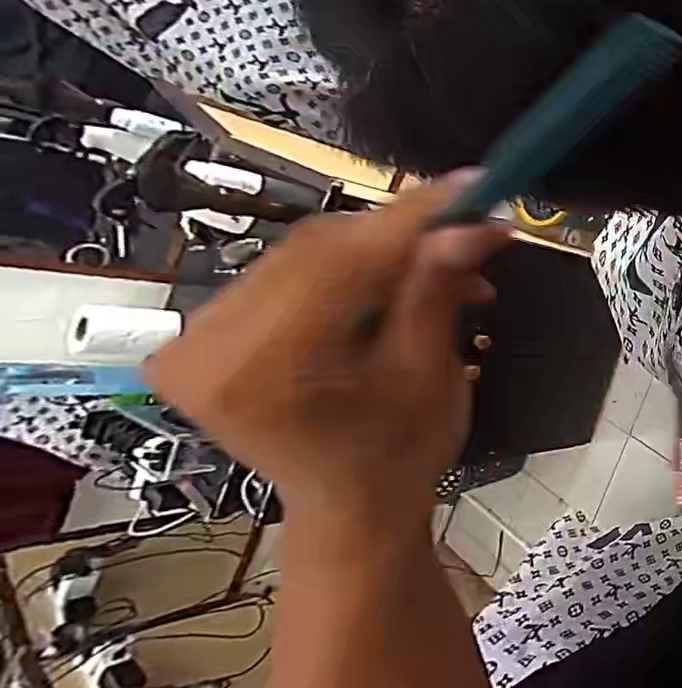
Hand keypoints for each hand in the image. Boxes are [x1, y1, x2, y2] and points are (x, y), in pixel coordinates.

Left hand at [143, 174, 509, 535]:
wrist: (355, 503)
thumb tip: (471, 227)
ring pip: (309, 256)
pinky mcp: (209, 334)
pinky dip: (360, 270)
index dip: (414, 217)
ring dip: (390, 252)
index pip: (341, 261)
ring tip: (457, 270)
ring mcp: (196, 337)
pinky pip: (295, 276)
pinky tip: (407, 283)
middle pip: (320, 251)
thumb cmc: (403, 450)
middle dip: (408, 234)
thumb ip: (436, 292)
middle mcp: (206, 344)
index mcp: (262, 366)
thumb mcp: (430, 372)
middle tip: (479, 229)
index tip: (474, 184)